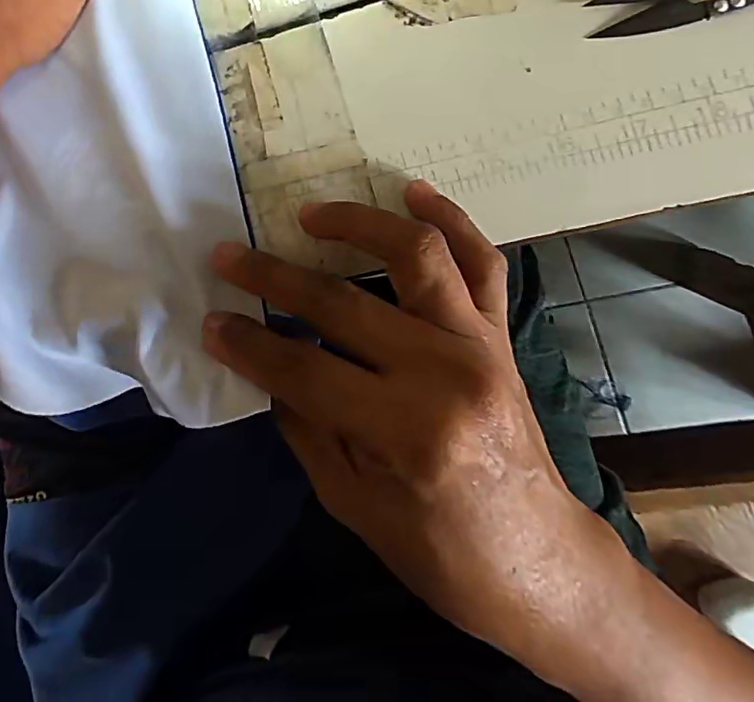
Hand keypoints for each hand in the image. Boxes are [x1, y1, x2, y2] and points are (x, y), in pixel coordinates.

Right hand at [203, 181, 609, 651]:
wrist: (539, 562)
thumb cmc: (440, 551)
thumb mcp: (352, 502)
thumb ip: (305, 424)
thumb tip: (265, 364)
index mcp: (407, 431)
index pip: (304, 369)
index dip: (249, 344)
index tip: (213, 321)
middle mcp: (448, 373)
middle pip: (344, 305)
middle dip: (274, 278)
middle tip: (229, 257)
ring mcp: (480, 345)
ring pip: (418, 254)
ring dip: (358, 223)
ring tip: (311, 214)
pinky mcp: (500, 335)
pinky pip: (480, 261)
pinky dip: (449, 218)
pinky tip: (412, 191)